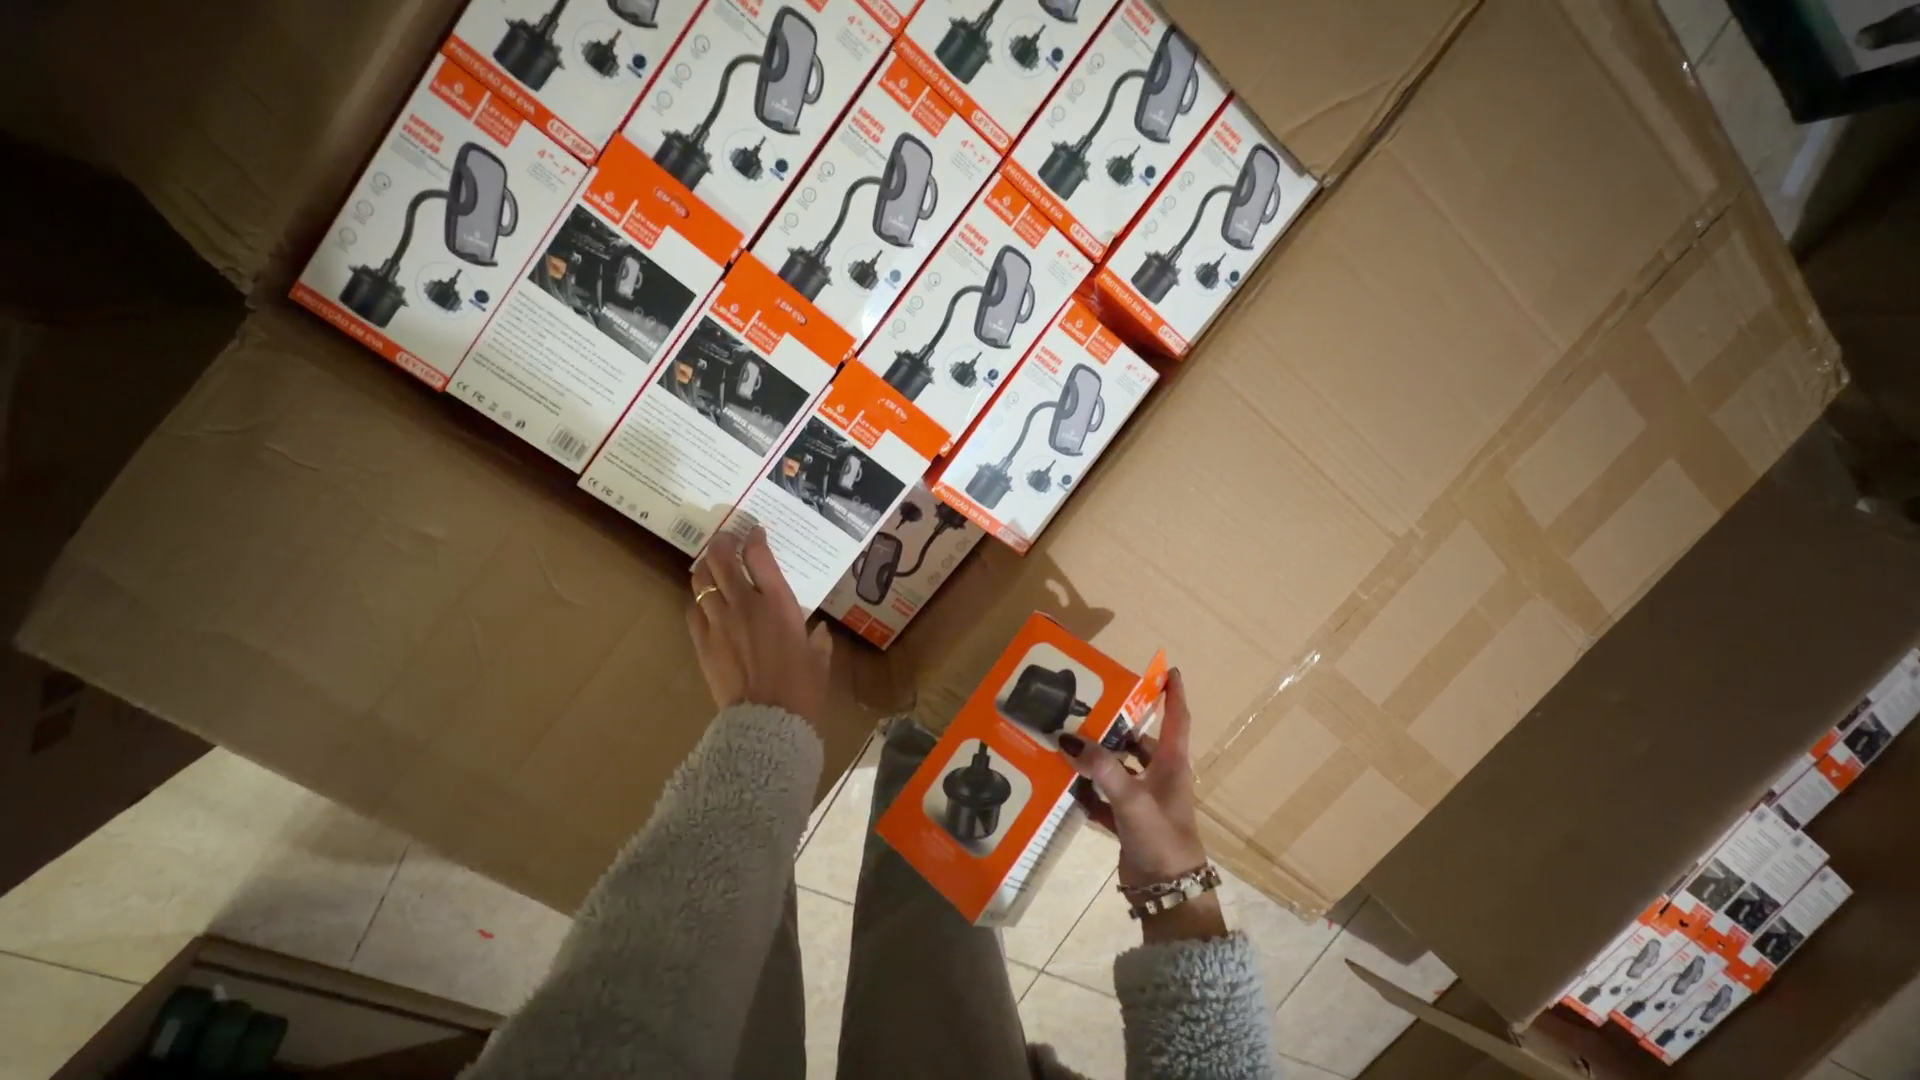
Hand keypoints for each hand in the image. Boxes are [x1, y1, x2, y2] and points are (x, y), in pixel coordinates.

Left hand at [686, 526, 833, 722]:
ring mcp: (720, 622)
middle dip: (722, 543)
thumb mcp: (819, 661)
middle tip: (724, 538)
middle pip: (723, 561)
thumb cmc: (801, 688)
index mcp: (779, 604)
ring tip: (708, 565)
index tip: (754, 532)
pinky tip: (701, 601)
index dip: (755, 539)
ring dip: (704, 568)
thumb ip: (819, 641)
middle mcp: (746, 605)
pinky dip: (696, 601)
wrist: (767, 720)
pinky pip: (692, 611)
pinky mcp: (702, 643)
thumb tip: (819, 633)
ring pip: (702, 581)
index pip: (760, 557)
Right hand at [1060, 669, 1225, 942]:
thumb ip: (1101, 769)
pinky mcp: (1128, 823)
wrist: (1168, 894)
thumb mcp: (1131, 800)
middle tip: (1086, 707)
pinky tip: (1064, 786)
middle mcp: (1160, 778)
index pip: (1177, 719)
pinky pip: (1104, 798)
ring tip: (1066, 743)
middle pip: (1139, 742)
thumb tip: (1067, 739)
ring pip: (1118, 769)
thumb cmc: (1162, 840)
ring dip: (1096, 759)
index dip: (1173, 694)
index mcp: (1173, 765)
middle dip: (1115, 726)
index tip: (1168, 669)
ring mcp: (1143, 801)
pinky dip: (1087, 791)